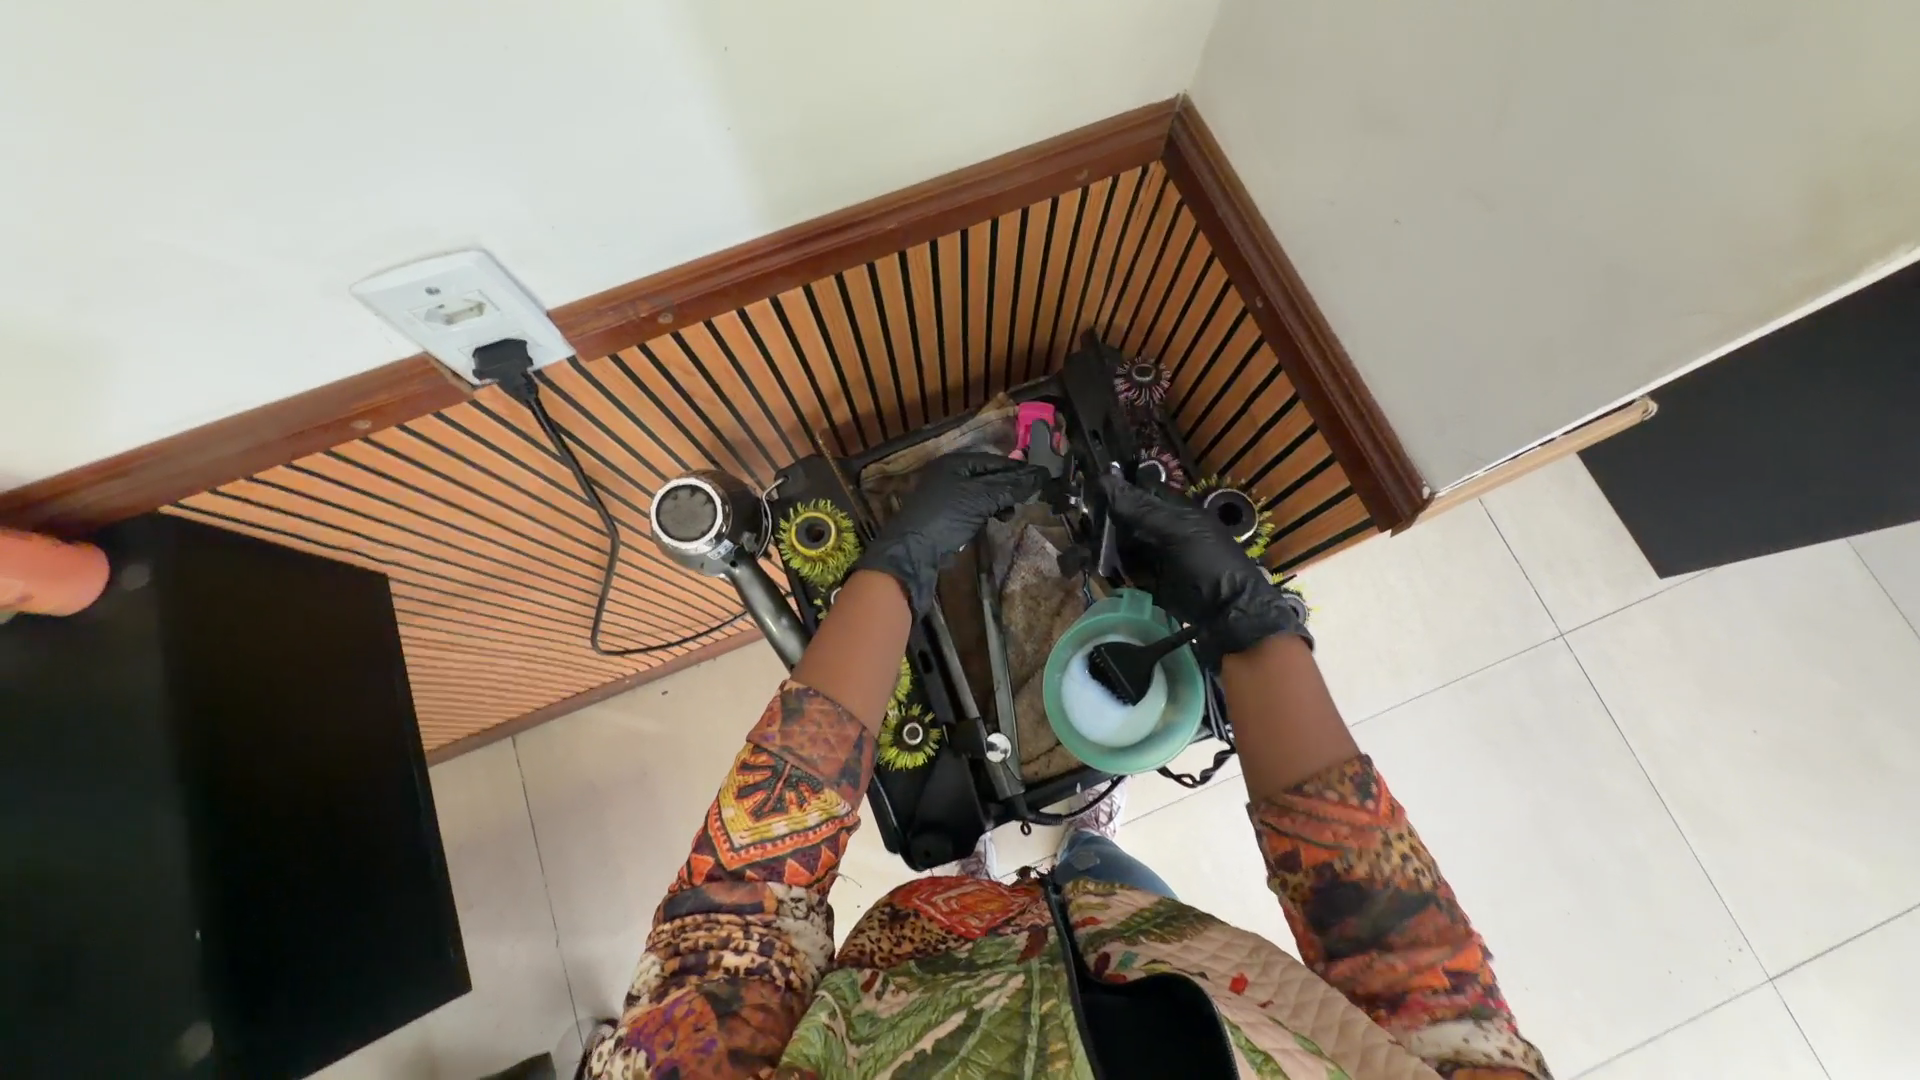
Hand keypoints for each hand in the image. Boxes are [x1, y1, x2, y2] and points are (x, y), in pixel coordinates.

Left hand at [856, 453, 1047, 612]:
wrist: (914, 550)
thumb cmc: (946, 516)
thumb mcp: (981, 498)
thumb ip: (1010, 486)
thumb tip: (1041, 475)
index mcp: (956, 462)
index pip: (995, 461)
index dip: (1018, 470)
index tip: (1040, 479)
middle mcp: (951, 474)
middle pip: (990, 476)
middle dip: (1009, 487)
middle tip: (1028, 498)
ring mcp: (948, 495)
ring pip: (984, 493)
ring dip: (1000, 501)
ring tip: (1010, 512)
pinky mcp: (948, 515)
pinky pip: (975, 508)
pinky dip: (988, 512)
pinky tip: (997, 520)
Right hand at [1100, 474, 1310, 656]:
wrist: (1228, 614)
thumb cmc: (1209, 563)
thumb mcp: (1176, 530)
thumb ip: (1141, 508)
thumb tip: (1105, 478)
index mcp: (1174, 511)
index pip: (1138, 490)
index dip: (1115, 488)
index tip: (1087, 490)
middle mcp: (1162, 530)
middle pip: (1125, 518)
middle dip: (1104, 521)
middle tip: (1081, 524)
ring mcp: (1155, 556)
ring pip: (1121, 545)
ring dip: (1103, 546)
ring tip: (1081, 549)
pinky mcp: (1149, 581)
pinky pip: (1124, 570)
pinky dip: (1110, 569)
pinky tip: (1094, 567)